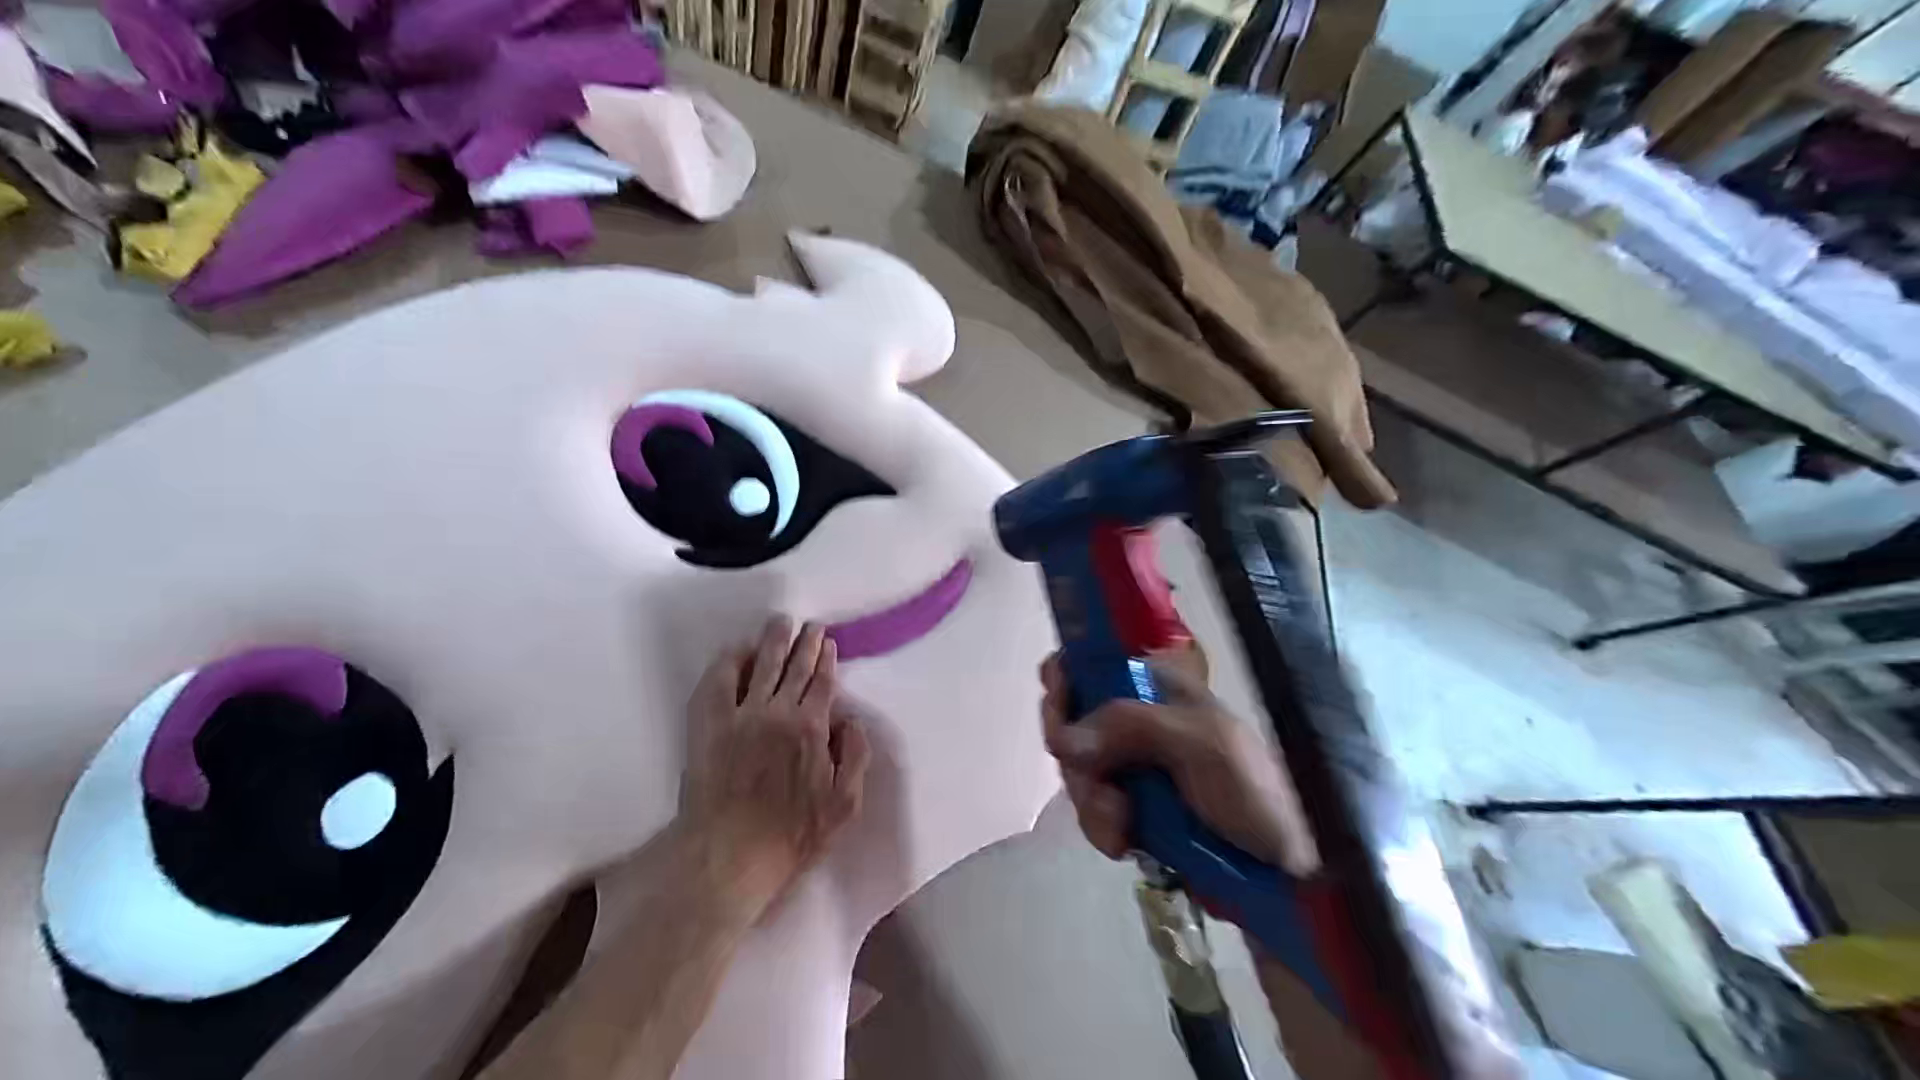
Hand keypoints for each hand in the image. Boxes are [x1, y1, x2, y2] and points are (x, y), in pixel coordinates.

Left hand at [682, 617, 870, 921]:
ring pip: (762, 666)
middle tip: (810, 626)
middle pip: (795, 667)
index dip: (825, 660)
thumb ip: (855, 758)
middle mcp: (779, 712)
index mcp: (812, 728)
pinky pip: (719, 681)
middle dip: (805, 643)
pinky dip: (730, 660)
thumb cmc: (791, 835)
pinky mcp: (710, 724)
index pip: (822, 683)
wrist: (729, 854)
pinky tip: (737, 649)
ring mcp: (742, 715)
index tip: (827, 643)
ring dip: (773, 641)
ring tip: (780, 623)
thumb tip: (852, 721)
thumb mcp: (844, 805)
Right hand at [1041, 650, 1318, 877]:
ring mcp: (1131, 762)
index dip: (1063, 680)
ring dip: (1091, 803)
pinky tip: (1124, 843)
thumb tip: (1062, 739)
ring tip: (1123, 829)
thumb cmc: (1255, 793)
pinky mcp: (1131, 803)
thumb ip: (1133, 726)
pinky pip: (1091, 808)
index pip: (1090, 660)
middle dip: (1077, 763)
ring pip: (1076, 769)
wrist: (1289, 873)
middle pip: (1070, 721)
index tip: (1059, 720)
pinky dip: (1101, 827)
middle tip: (1102, 792)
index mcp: (1155, 685)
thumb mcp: (1204, 745)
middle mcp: (1136, 717)